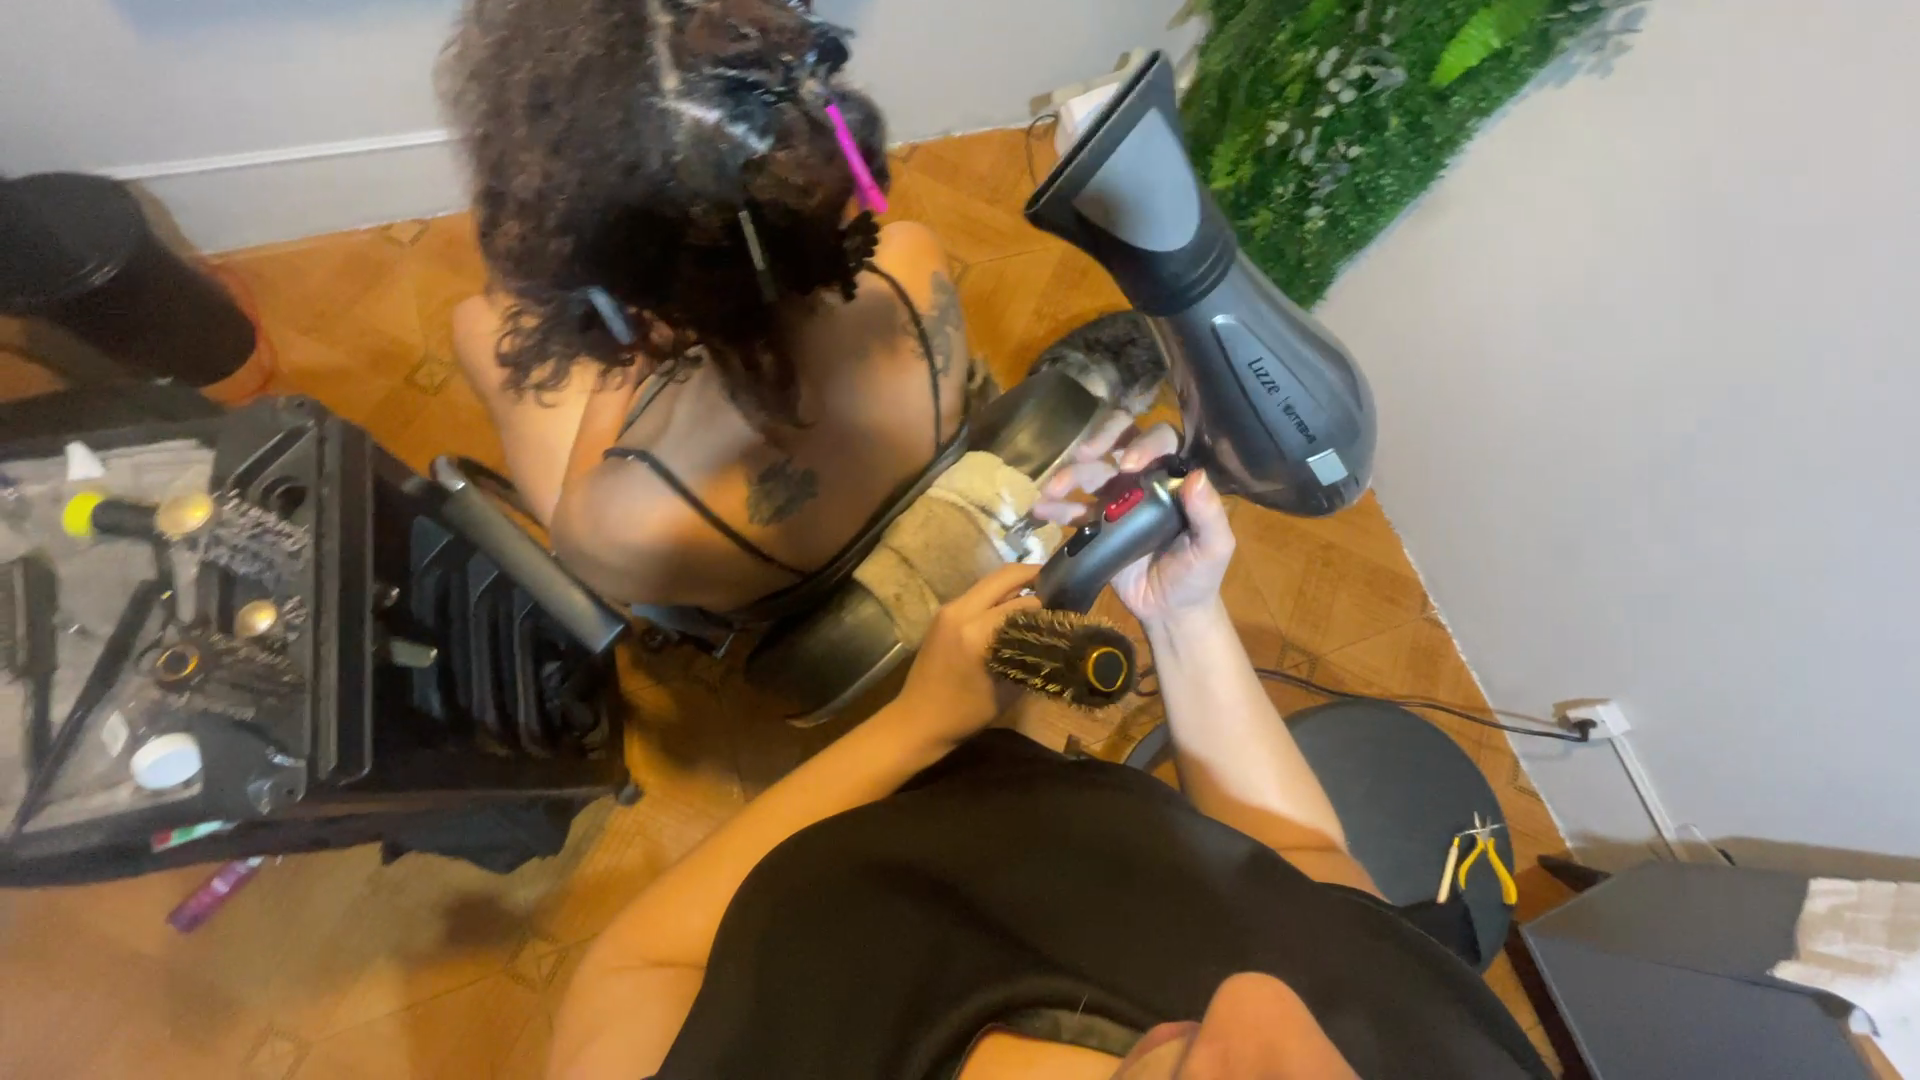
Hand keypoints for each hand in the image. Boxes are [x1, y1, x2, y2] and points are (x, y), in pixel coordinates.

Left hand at [892, 563, 1041, 745]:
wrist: (918, 719)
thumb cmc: (965, 713)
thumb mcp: (1007, 687)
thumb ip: (1027, 653)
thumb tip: (1047, 631)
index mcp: (975, 631)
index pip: (1019, 602)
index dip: (1043, 603)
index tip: (1063, 606)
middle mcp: (960, 612)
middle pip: (1001, 578)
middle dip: (1029, 575)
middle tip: (1053, 581)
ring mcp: (948, 611)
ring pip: (987, 583)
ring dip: (1011, 585)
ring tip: (1036, 594)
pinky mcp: (942, 615)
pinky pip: (975, 596)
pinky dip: (995, 596)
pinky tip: (1010, 608)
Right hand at [1030, 416, 1234, 627]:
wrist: (1169, 610)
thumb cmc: (1198, 574)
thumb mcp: (1214, 547)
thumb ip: (1209, 514)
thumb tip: (1196, 477)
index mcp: (1174, 477)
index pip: (1161, 441)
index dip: (1144, 444)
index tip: (1128, 465)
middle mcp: (1144, 479)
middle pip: (1120, 441)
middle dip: (1099, 439)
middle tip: (1084, 453)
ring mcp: (1116, 499)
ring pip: (1090, 472)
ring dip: (1069, 475)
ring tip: (1051, 488)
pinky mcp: (1095, 523)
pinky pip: (1072, 508)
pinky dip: (1055, 507)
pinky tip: (1040, 509)